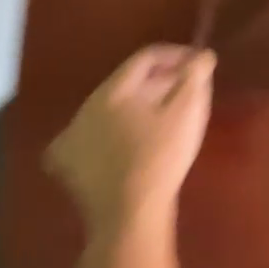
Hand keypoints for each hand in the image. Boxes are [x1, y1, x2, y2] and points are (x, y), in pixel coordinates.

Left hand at [46, 44, 214, 238]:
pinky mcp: (67, 163)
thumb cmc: (162, 155)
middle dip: (159, 81)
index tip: (198, 66)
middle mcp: (84, 108)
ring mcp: (70, 137)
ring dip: (137, 105)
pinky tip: (129, 140)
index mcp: (112, 92)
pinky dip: (114, 129)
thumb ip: (195, 75)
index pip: (145, 58)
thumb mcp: (188, 110)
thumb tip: (201, 55)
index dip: (176, 55)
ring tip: (164, 117)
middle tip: (186, 91)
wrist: (129, 213)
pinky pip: (94, 133)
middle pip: (126, 82)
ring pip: (109, 108)